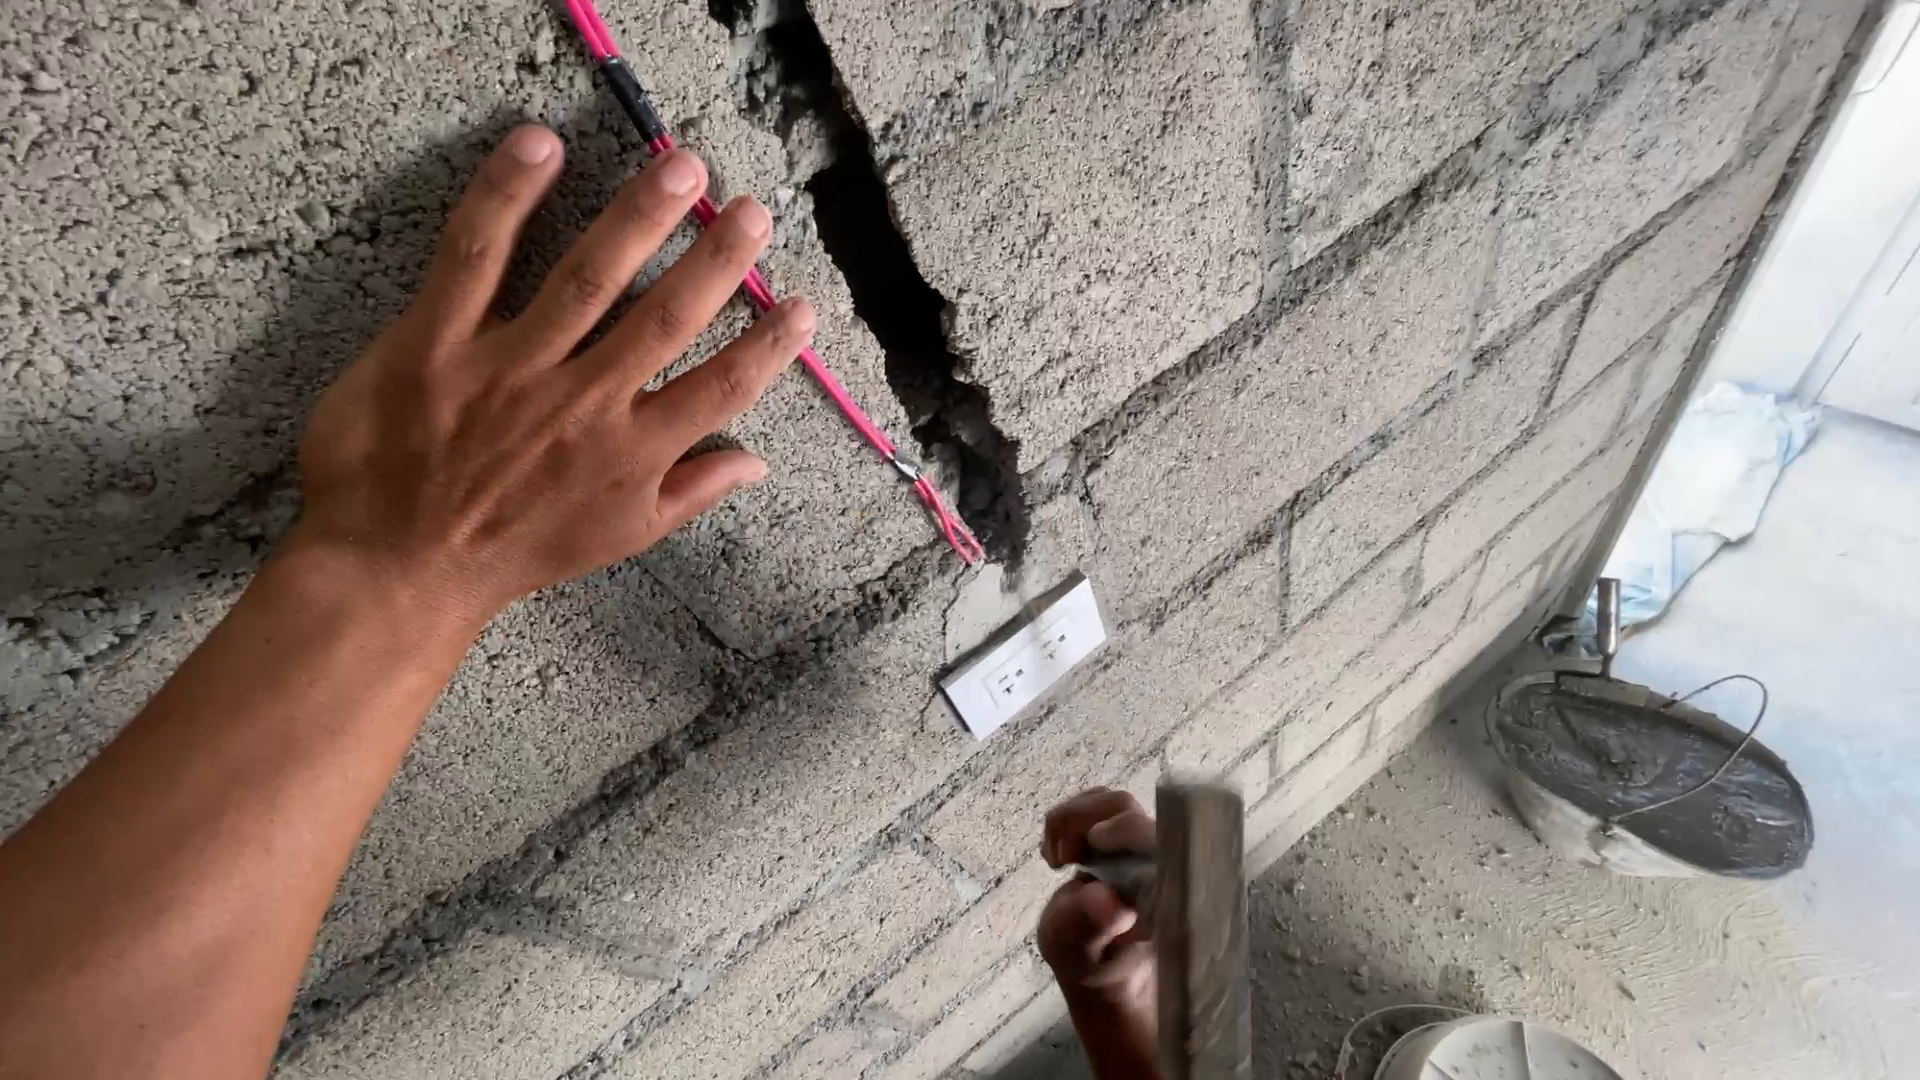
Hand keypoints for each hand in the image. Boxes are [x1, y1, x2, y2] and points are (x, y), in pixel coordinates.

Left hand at [291, 124, 813, 630]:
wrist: (401, 565)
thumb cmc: (523, 551)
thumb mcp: (623, 536)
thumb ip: (693, 492)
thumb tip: (758, 463)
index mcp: (635, 452)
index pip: (722, 389)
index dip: (769, 347)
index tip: (801, 306)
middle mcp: (586, 403)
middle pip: (666, 319)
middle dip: (717, 260)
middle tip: (751, 211)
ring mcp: (510, 367)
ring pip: (588, 278)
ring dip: (641, 218)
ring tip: (684, 167)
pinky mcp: (434, 341)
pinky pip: (473, 257)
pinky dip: (505, 197)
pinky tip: (542, 147)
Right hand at [1038, 788, 1157, 1002]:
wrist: (1105, 968)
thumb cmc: (1094, 966)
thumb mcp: (1075, 953)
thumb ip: (1088, 927)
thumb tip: (1105, 897)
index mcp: (1163, 892)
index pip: (1157, 839)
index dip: (1125, 830)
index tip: (1083, 850)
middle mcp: (1160, 860)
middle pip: (1126, 809)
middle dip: (1080, 823)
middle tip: (1058, 860)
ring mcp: (1145, 844)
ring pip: (1110, 802)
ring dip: (1072, 820)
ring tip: (1056, 859)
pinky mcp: (1128, 835)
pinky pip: (1100, 806)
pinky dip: (1071, 819)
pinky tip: (1061, 852)